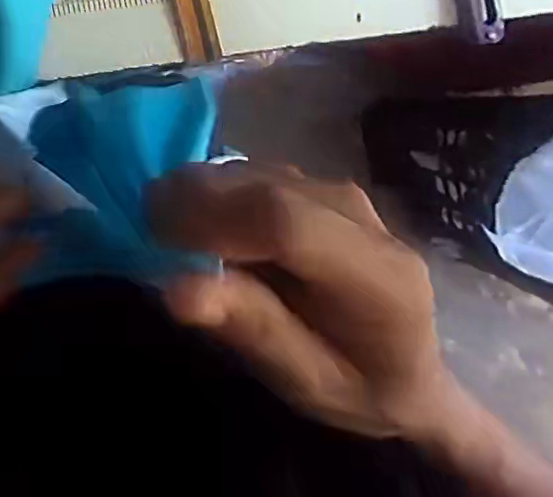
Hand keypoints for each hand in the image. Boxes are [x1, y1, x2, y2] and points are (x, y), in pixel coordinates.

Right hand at [147, 160, 450, 438]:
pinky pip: (246, 169)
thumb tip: (174, 289)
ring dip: (196, 191)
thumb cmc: (357, 383)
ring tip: (170, 232)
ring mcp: (334, 186)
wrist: (403, 360)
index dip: (212, 222)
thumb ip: (251, 330)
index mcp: (378, 276)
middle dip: (191, 201)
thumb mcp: (306, 381)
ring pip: (247, 170)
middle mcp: (359, 213)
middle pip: (260, 186)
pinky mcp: (309, 177)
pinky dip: (210, 187)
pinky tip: (200, 219)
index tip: (158, 241)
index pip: (287, 223)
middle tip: (149, 233)